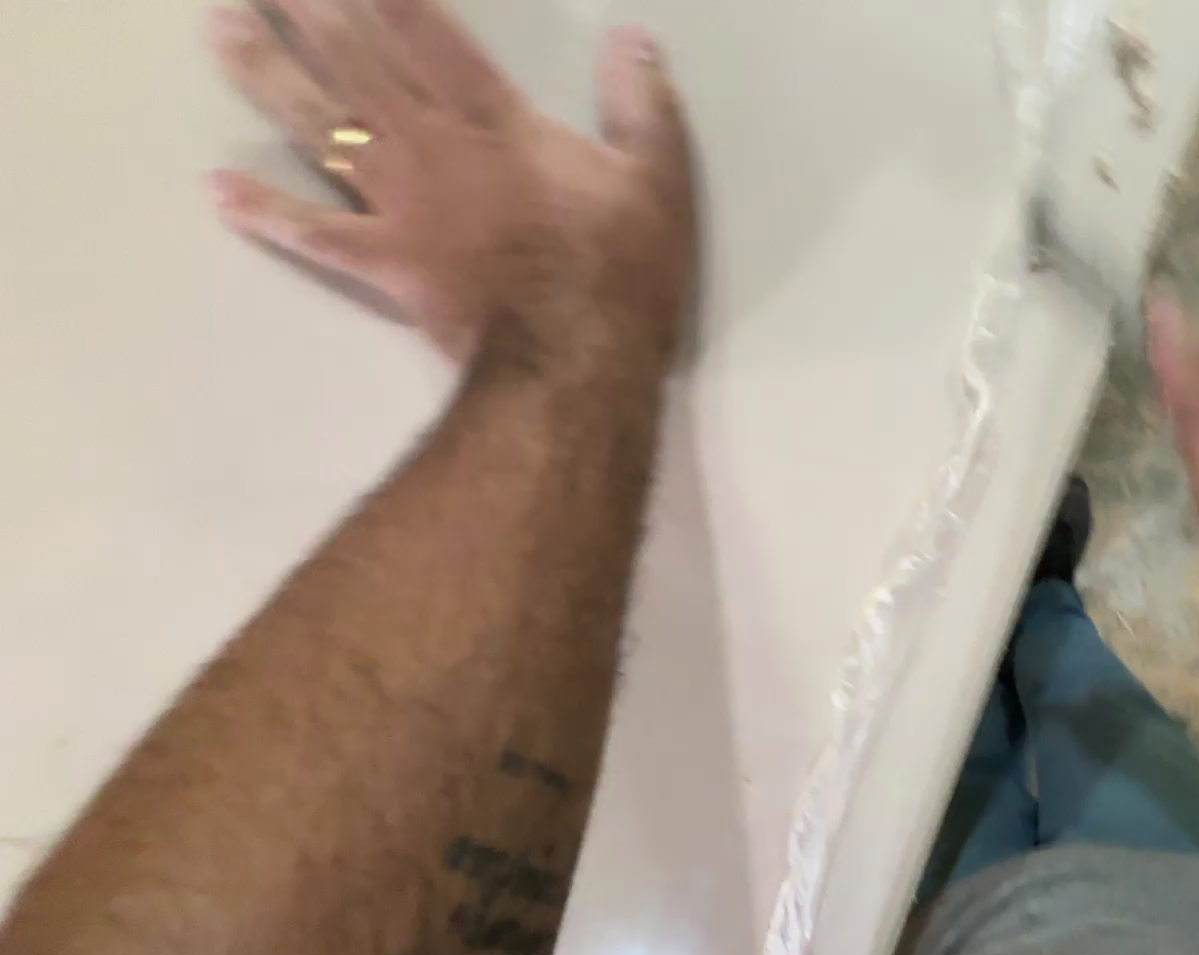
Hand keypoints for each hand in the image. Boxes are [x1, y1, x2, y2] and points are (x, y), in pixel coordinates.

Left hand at [207, 0, 695, 369]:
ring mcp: (402, 206)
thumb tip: (632, 37)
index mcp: (495, 122)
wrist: (577, 356)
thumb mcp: (660, 185)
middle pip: (355, 61)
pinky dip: (268, 215)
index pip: (425, 28)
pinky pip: (317, 235)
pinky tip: (220, 191)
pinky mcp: (390, 263)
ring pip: (320, 127)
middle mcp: (432, 146)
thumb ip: (643, 109)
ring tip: (221, 31)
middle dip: (305, 7)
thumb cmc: (622, 269)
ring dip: (266, 76)